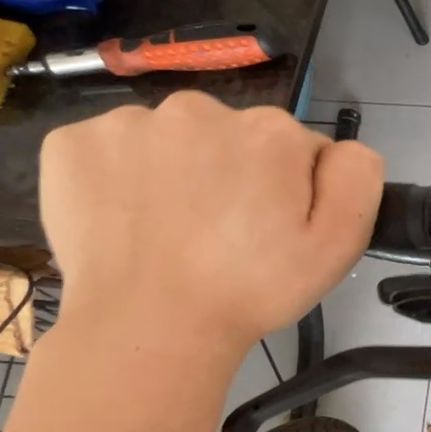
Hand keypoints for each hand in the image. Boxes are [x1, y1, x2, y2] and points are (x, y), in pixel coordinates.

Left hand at [39, 92, 382, 354]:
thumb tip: (342, 149)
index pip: (305, 148)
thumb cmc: (257, 285)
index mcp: (271, 132)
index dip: (303, 189)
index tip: (284, 226)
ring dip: (189, 169)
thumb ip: (358, 178)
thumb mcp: (342, 241)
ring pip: (180, 139)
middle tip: (237, 230)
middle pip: (241, 136)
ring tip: (186, 225)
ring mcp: (127, 122)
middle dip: (245, 172)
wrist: (151, 321)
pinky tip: (140, 215)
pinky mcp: (72, 142)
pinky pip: (122, 147)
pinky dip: (132, 174)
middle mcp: (200, 110)